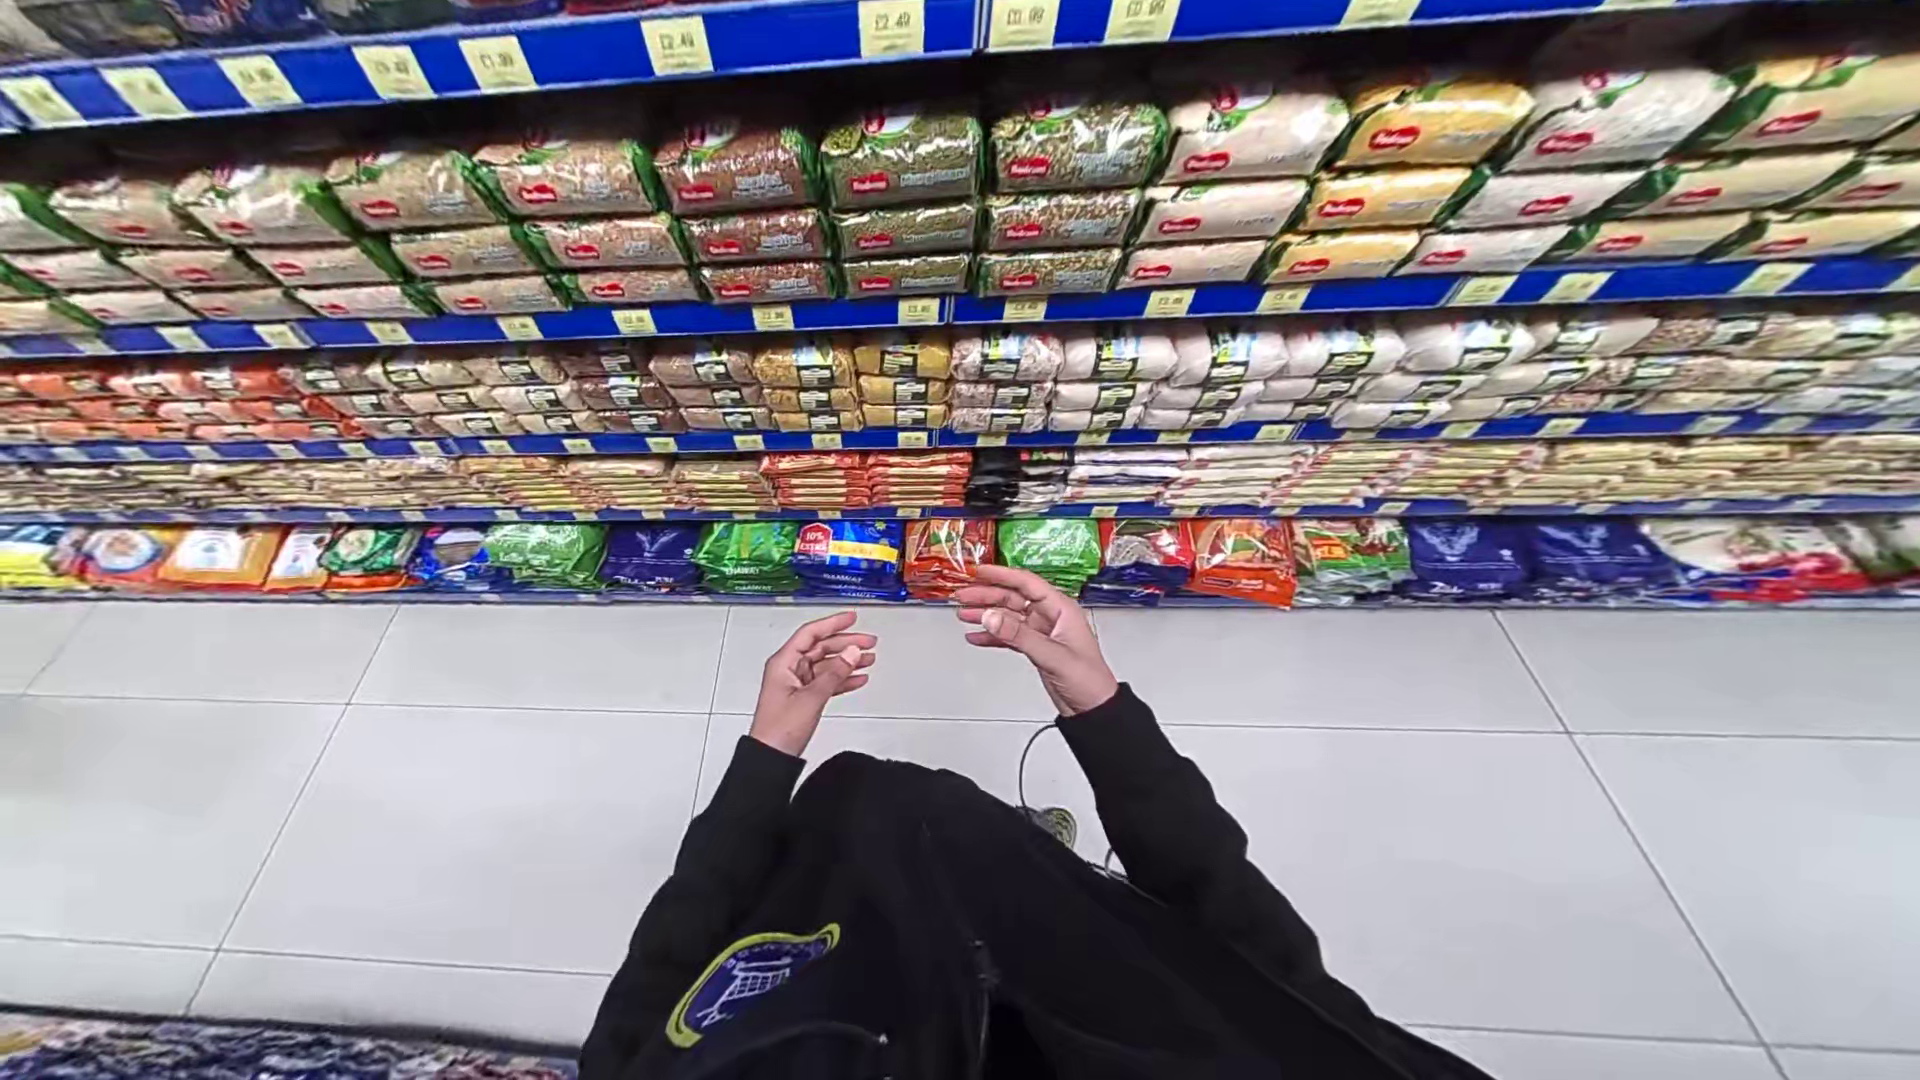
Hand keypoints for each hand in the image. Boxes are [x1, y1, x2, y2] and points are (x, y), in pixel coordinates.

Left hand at [750, 611, 875, 756]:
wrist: (771, 758)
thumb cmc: (779, 729)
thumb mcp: (811, 697)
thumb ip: (834, 673)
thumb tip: (852, 652)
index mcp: (784, 662)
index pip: (811, 634)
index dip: (832, 623)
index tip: (851, 618)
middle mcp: (790, 669)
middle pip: (821, 647)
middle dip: (846, 643)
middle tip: (869, 642)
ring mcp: (797, 683)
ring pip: (827, 664)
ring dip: (848, 661)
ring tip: (869, 659)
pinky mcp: (804, 697)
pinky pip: (827, 681)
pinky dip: (843, 679)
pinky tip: (858, 678)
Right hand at [955, 564, 1118, 716]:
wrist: (1094, 709)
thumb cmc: (1089, 680)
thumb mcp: (1053, 655)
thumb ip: (1020, 635)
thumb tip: (992, 617)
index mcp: (1061, 609)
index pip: (1026, 583)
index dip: (1002, 575)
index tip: (980, 572)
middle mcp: (1050, 616)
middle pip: (1012, 598)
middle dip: (986, 595)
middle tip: (963, 595)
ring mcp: (1041, 632)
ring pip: (1007, 616)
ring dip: (985, 614)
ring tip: (964, 613)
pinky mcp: (1034, 647)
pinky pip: (1008, 636)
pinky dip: (991, 636)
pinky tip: (976, 636)